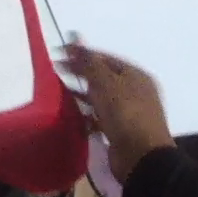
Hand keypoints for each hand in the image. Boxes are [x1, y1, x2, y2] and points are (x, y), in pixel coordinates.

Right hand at [62, 44, 173, 182]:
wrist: (142, 158)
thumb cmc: (125, 113)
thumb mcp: (105, 82)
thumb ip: (88, 61)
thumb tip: (74, 38)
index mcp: (135, 76)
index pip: (104, 58)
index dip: (81, 53)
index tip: (58, 52)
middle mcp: (134, 91)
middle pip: (101, 76)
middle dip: (79, 72)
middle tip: (56, 69)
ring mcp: (128, 112)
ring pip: (99, 97)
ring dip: (81, 93)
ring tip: (60, 90)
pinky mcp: (120, 130)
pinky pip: (99, 116)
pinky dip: (86, 114)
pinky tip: (72, 114)